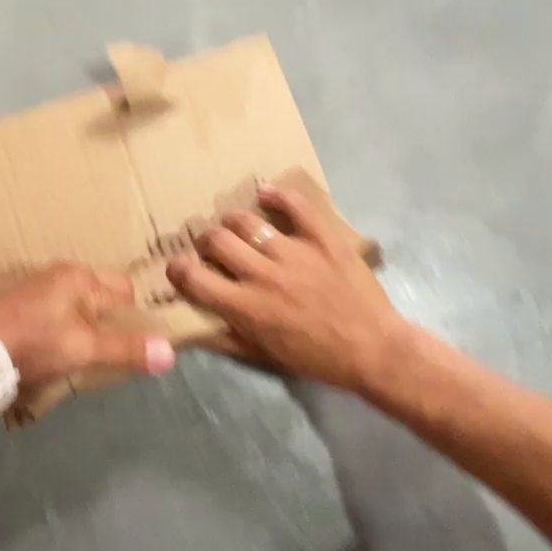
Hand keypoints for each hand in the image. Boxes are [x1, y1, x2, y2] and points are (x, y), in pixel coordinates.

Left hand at [0, 264, 176, 387]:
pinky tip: (56, 345)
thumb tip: (171, 353)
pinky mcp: (17, 303)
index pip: (125, 289)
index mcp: (79, 276)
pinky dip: (60, 324)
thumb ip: (127, 349)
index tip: (141, 337)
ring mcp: (34, 286)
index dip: (136, 313)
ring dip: (83, 321)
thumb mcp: (86, 349)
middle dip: (109, 317)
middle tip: (115, 347)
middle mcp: (58, 273)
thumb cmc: (37, 343)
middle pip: (99, 294)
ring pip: (74, 301)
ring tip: (88, 349)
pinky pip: (52, 309)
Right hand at [166, 181, 408, 391]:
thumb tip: (195, 325)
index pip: (193, 277)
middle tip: (213, 247)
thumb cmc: (315, 358)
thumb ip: (226, 338)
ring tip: (236, 226)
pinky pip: (297, 206)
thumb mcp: (263, 356)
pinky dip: (278, 194)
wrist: (374, 350)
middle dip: (206, 241)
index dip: (177, 269)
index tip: (179, 267)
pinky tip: (265, 192)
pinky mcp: (324, 240)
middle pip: (216, 240)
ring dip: (234, 222)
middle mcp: (263, 275)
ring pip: (248, 222)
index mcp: (245, 307)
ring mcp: (294, 253)